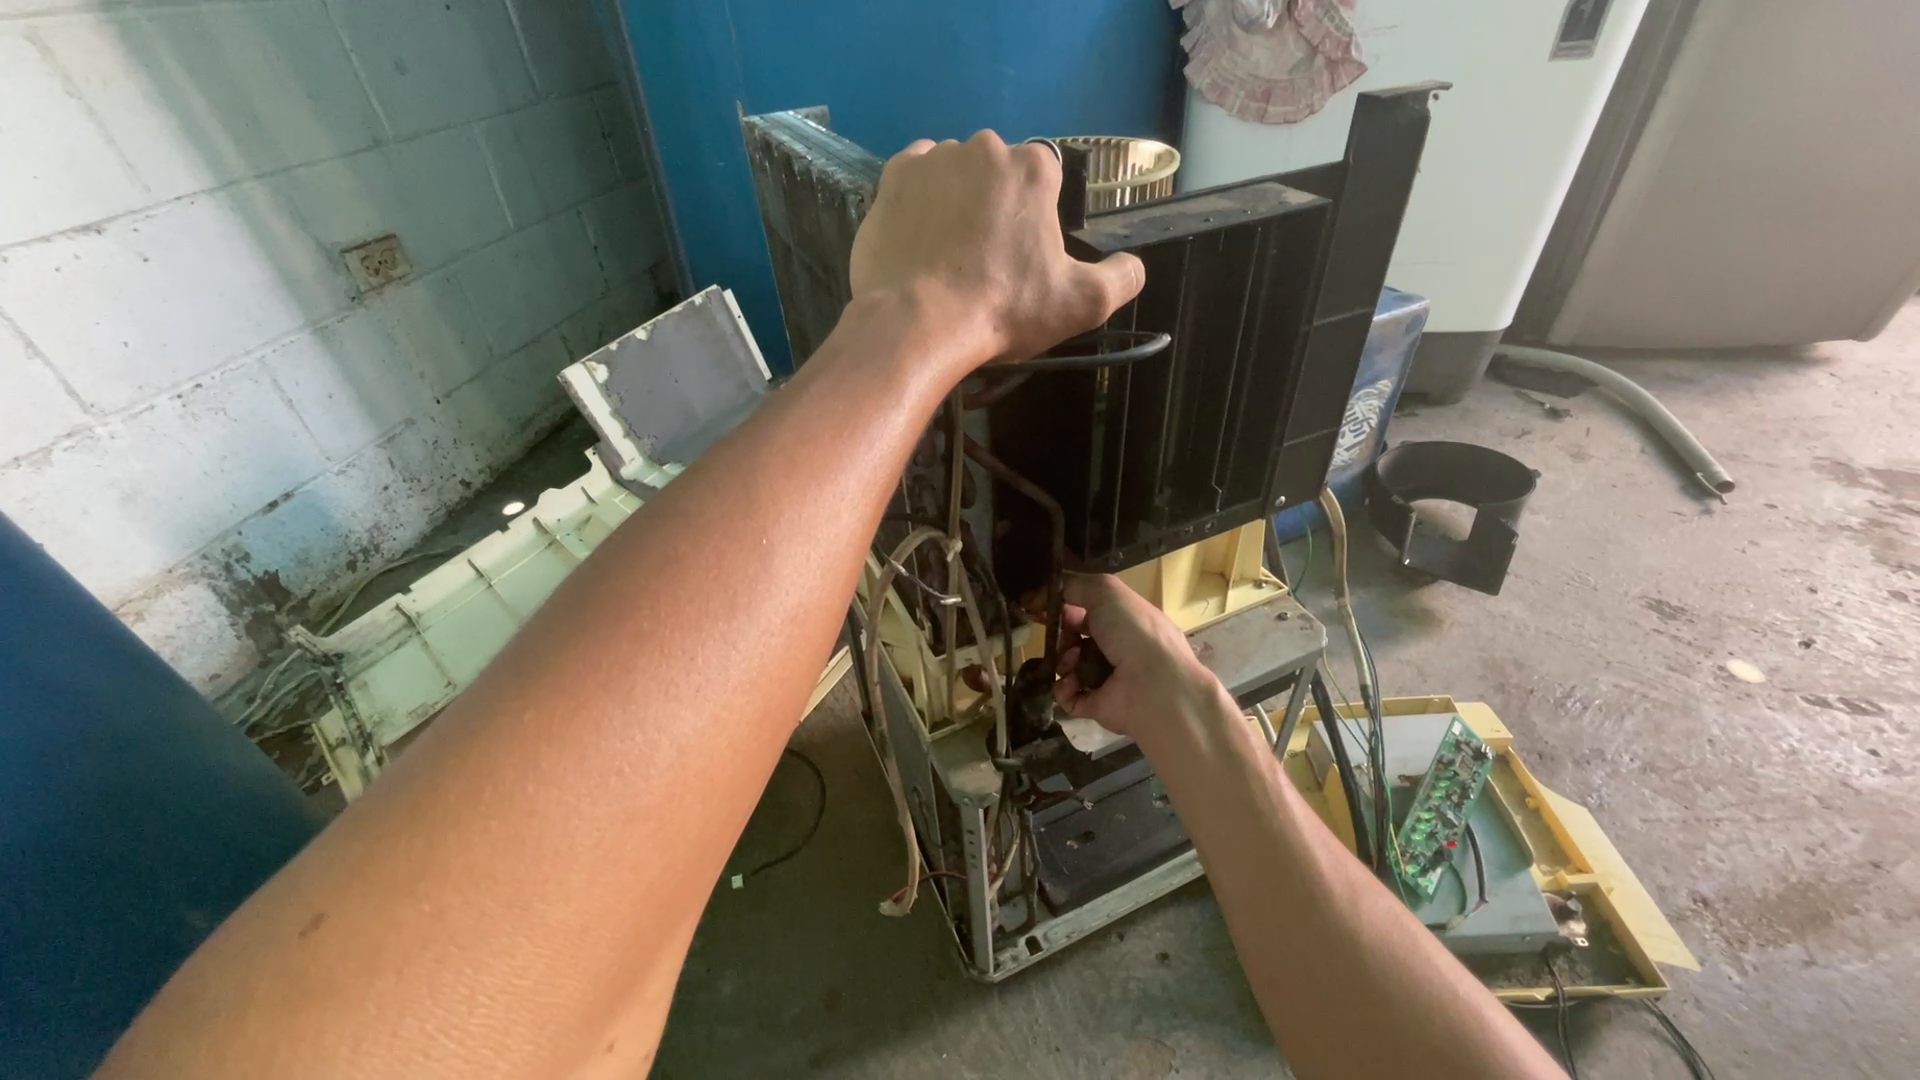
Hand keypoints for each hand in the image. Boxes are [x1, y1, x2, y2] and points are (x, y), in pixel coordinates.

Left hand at [849, 131, 1143, 370]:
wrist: (918, 323)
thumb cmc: (1003, 309)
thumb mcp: (1082, 304)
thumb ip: (1122, 278)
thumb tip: (1133, 264)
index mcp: (1033, 169)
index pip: (1046, 179)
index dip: (1037, 217)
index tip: (1024, 254)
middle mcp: (984, 147)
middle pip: (999, 173)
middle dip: (996, 207)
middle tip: (986, 260)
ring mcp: (933, 158)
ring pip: (955, 174)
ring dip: (958, 201)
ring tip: (949, 254)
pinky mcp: (892, 177)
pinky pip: (915, 178)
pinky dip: (920, 200)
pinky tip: (921, 237)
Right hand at [1052, 574, 1230, 745]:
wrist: (1154, 685)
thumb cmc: (1134, 631)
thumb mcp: (1107, 592)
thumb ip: (1076, 585)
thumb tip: (1047, 592)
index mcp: (1123, 621)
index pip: (1086, 612)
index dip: (1063, 608)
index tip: (1040, 608)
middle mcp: (1116, 648)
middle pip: (1073, 638)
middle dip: (1061, 635)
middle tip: (1065, 637)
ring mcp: (1105, 679)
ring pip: (1067, 665)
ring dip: (1063, 660)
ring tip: (1072, 661)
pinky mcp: (1095, 705)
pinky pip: (1067, 695)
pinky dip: (1064, 688)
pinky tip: (1072, 682)